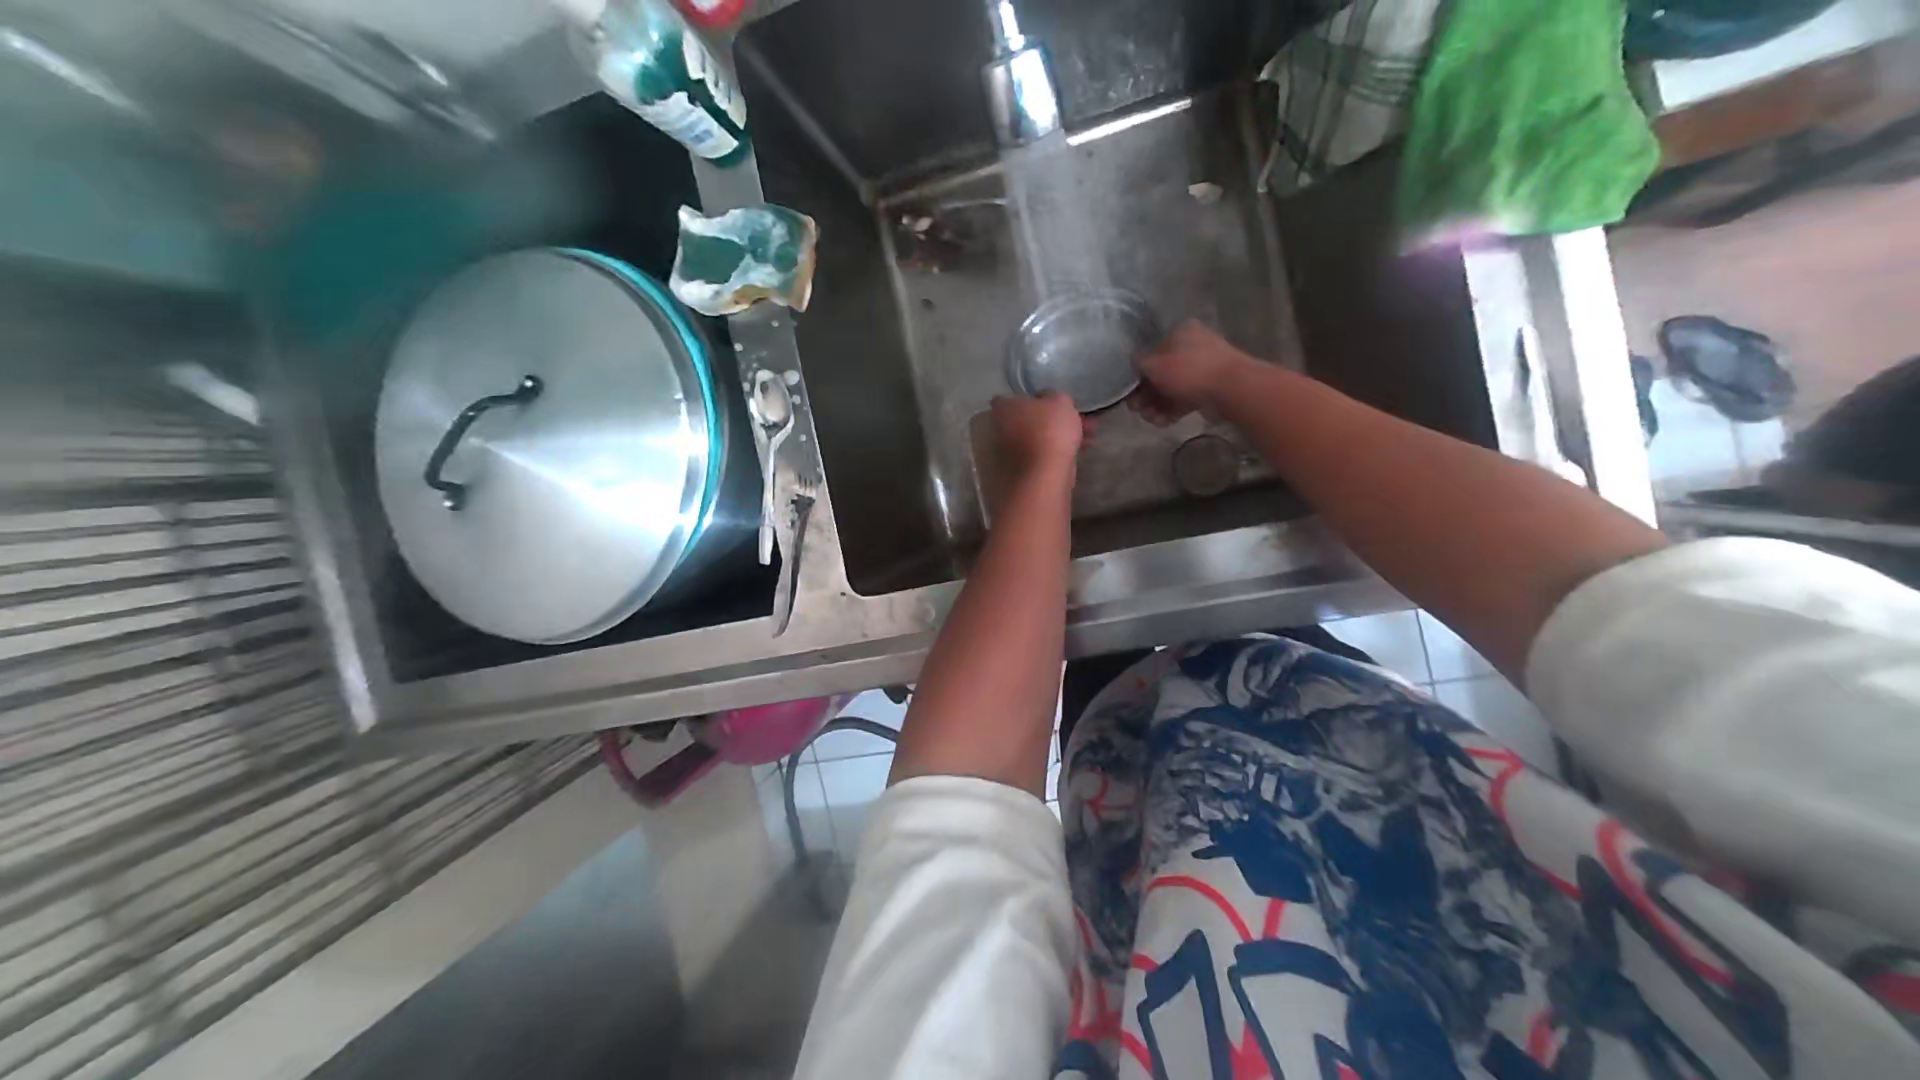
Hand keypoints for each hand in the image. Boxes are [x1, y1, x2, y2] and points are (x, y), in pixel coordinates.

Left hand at [990, 392, 1082, 480]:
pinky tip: (1079, 452)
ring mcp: (1008, 453)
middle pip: (1030, 420)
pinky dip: (1057, 453)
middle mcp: (1000, 430)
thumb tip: (1047, 399)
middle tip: (1081, 422)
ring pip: (1038, 439)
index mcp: (1003, 409)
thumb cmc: (1048, 430)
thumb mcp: (1060, 401)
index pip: (1011, 398)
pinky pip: (1041, 456)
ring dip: (1061, 437)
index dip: (1032, 399)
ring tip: (1089, 439)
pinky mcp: (1020, 472)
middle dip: (1055, 421)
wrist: (1043, 475)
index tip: (1051, 403)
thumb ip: (1054, 396)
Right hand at [1132, 320, 1257, 425]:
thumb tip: (1135, 364)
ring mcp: (1204, 368)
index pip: (1152, 353)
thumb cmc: (1188, 370)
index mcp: (1180, 332)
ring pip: (1173, 388)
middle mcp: (1193, 346)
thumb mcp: (1154, 364)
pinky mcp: (1211, 388)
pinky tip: (1164, 422)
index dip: (1139, 374)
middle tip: (1138, 410)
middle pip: (1162, 373)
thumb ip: (1139, 364)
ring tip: (1152, 420)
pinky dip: (1173, 410)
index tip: (1131, 393)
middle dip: (1147, 395)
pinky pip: (1186, 398)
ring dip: (1158, 406)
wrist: (1231, 388)